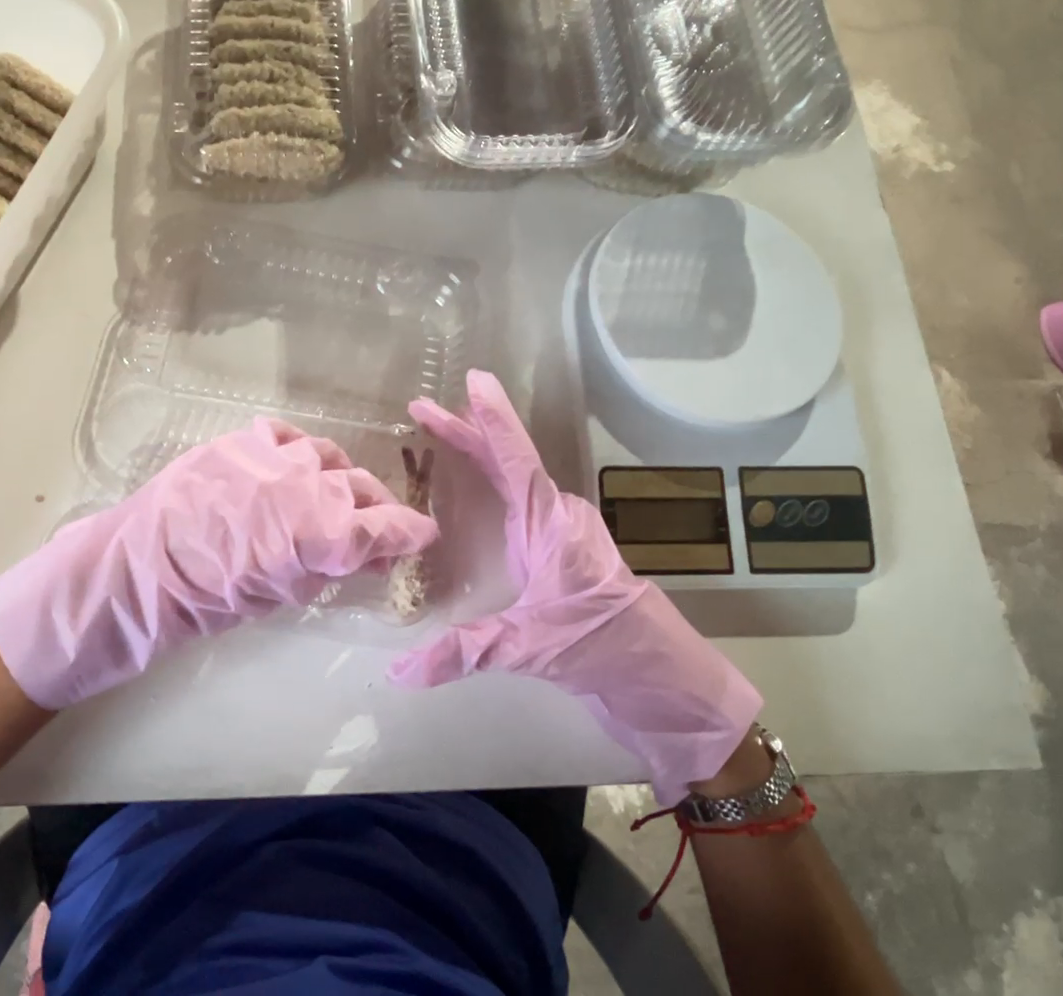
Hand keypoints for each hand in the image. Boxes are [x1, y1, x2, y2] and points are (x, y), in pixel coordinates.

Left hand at [0, 418, 437, 707]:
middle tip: (373, 533)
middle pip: (359, 488)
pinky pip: (284, 437)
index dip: (406, 534)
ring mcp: (268, 456)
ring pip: (325, 456)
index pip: (381, 527)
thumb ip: (326, 569)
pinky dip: (297, 453)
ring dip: (337, 480)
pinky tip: (292, 470)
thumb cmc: (206, 602)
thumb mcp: (277, 596)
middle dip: (374, 511)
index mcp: (314, 531)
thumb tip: (363, 556)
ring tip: (329, 501)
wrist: (135, 572)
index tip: (421, 538)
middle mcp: (301, 483)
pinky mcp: (236, 442)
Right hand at [388, 371, 760, 802]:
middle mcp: (558, 520)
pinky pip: (521, 503)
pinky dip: (493, 485)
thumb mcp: (530, 648)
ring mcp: (562, 536)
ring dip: (481, 454)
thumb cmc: (605, 648)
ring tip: (443, 435)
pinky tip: (478, 494)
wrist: (663, 680)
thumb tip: (399, 672)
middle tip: (422, 410)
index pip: (516, 460)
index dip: (491, 420)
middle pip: (509, 461)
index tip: (473, 381)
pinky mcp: (561, 557)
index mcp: (552, 525)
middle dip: (465, 432)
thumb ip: (464, 653)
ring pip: (517, 480)